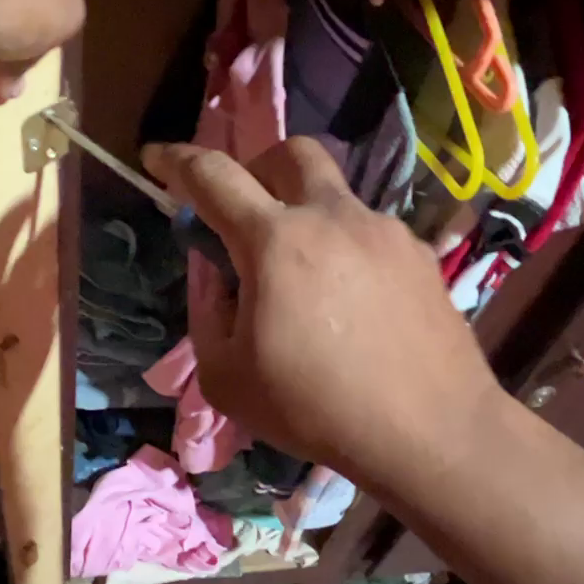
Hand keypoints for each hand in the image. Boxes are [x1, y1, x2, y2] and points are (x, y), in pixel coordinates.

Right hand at [145, 138, 509, 483]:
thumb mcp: (226, 377)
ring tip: (303, 279)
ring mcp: (383, 232)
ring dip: (304, 216)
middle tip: (244, 212)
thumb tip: (217, 274)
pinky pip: (367, 233)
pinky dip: (342, 249)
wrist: (429, 431)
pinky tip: (349, 304)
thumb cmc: (314, 409)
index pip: (213, 177)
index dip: (176, 160)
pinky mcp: (419, 255)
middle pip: (289, 152)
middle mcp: (332, 218)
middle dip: (256, 168)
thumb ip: (208, 313)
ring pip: (333, 195)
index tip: (154, 157)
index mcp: (275, 242)